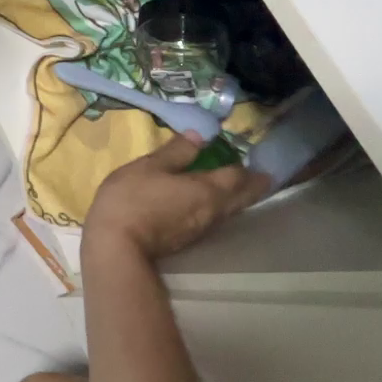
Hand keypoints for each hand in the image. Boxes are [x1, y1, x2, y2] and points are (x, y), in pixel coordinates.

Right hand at [82, 134, 270, 263]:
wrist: (118, 245)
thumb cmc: (132, 199)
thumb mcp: (148, 167)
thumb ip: (175, 152)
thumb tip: (200, 135)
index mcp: (207, 189)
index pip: (236, 173)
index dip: (240, 161)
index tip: (242, 151)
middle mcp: (214, 210)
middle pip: (244, 197)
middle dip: (255, 185)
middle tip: (263, 175)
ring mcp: (204, 228)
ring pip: (232, 210)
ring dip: (238, 197)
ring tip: (238, 186)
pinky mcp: (190, 239)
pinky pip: (216, 219)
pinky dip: (220, 208)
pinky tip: (209, 204)